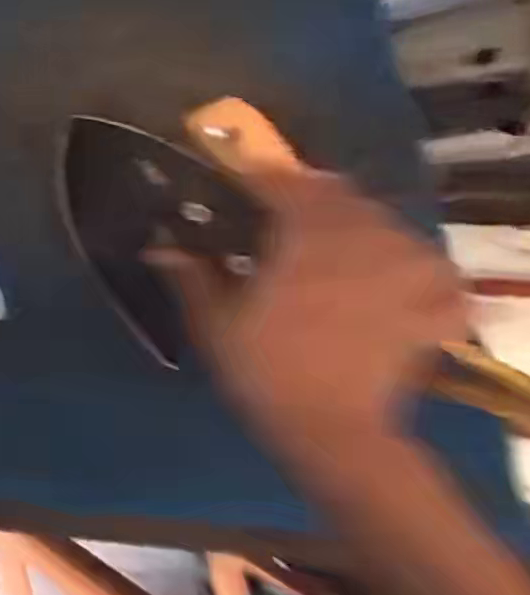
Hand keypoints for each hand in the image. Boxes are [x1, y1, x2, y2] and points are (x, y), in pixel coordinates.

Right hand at [150, 170, 466, 444]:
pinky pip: (435, 273)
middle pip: (349, 205)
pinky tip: (401, 266)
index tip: (241, 170)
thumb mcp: (210, 318)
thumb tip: (158, 246)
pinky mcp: (431, 312)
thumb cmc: (257, 365)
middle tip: (286, 193)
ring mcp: (406, 285)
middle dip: (317, 192)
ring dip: (363, 220)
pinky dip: (417, 262)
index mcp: (304, 255)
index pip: (293, 194)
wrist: (327, 424)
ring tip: (337, 225)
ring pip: (393, 231)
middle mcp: (363, 259)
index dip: (267, 177)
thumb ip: (190, 275)